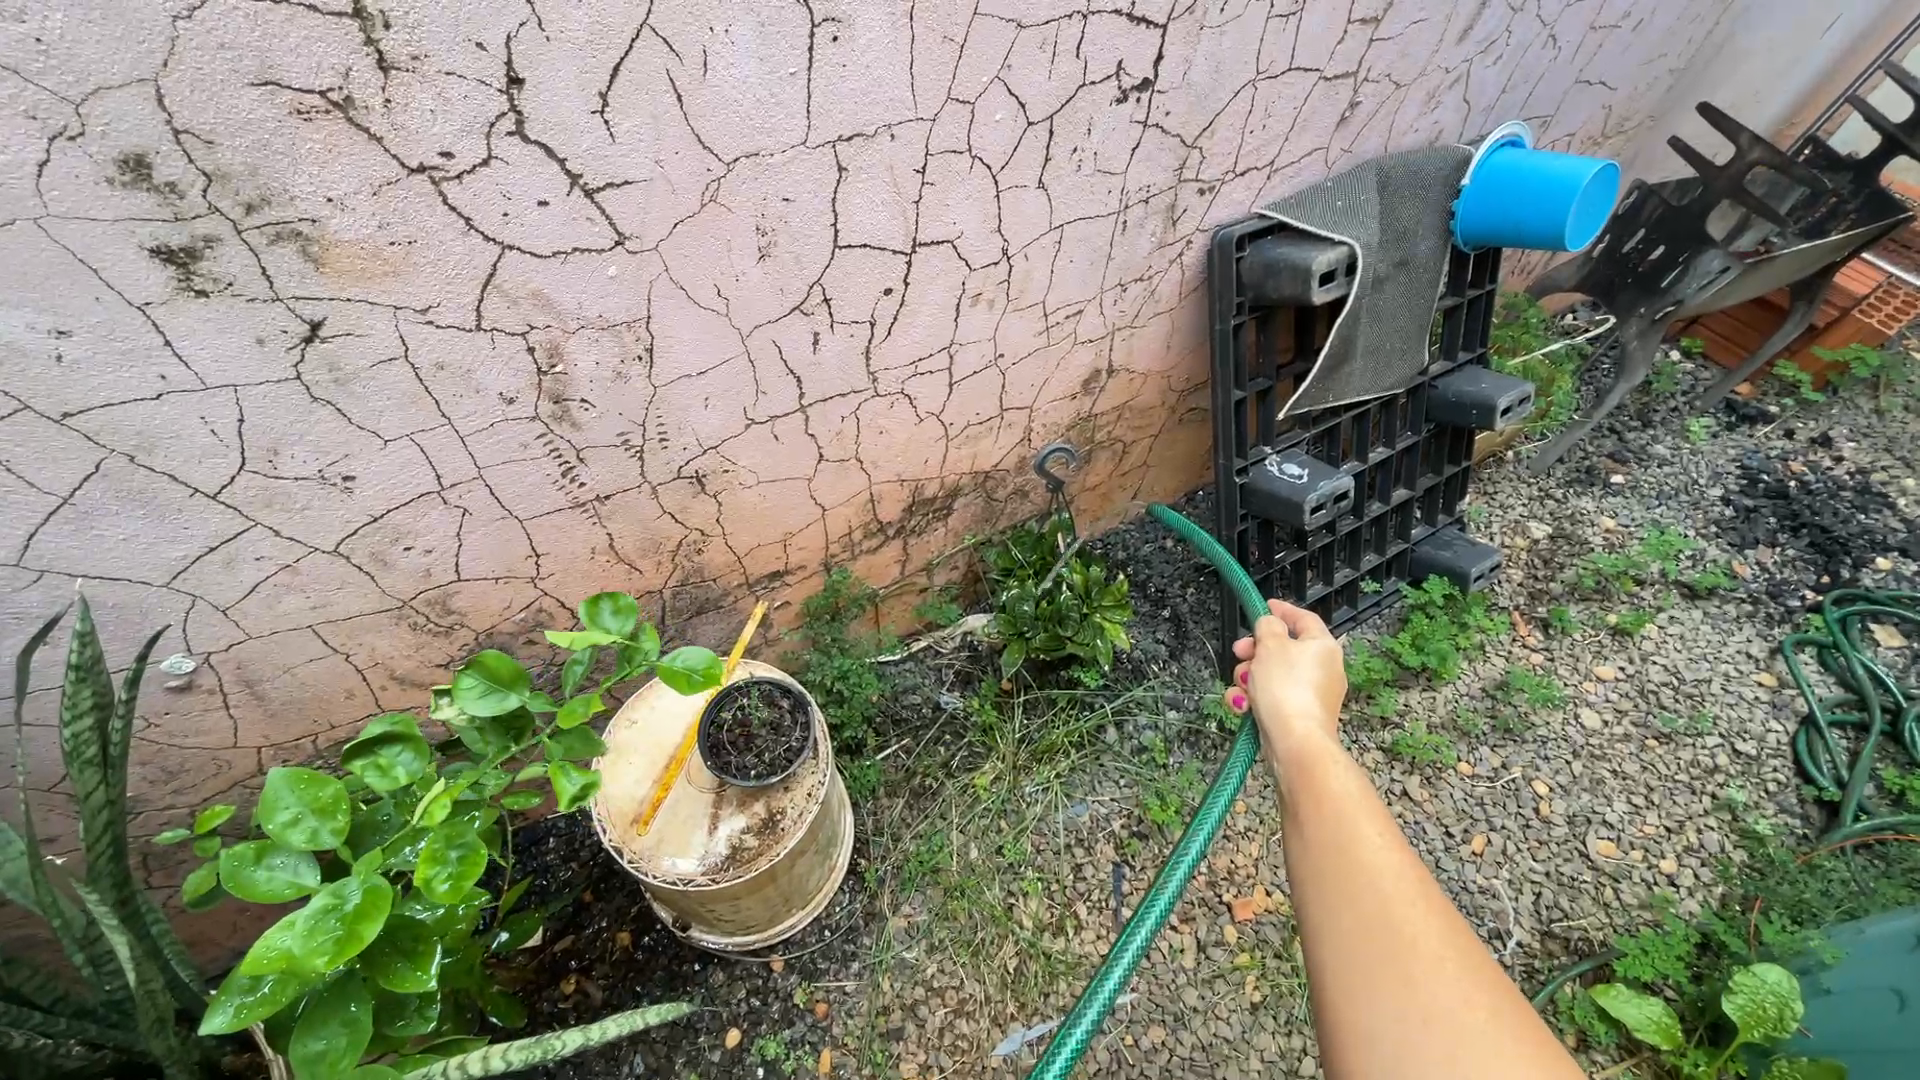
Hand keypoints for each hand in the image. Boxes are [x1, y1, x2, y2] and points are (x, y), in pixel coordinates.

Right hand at [1221, 600, 1345, 750]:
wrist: (1295, 741)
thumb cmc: (1285, 688)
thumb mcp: (1271, 645)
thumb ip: (1267, 626)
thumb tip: (1269, 625)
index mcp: (1322, 646)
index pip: (1303, 618)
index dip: (1281, 610)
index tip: (1263, 606)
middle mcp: (1321, 668)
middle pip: (1281, 648)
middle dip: (1254, 651)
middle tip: (1239, 652)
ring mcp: (1310, 694)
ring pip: (1270, 674)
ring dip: (1248, 677)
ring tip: (1242, 688)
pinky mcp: (1297, 715)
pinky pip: (1271, 697)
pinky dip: (1253, 699)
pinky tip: (1243, 706)